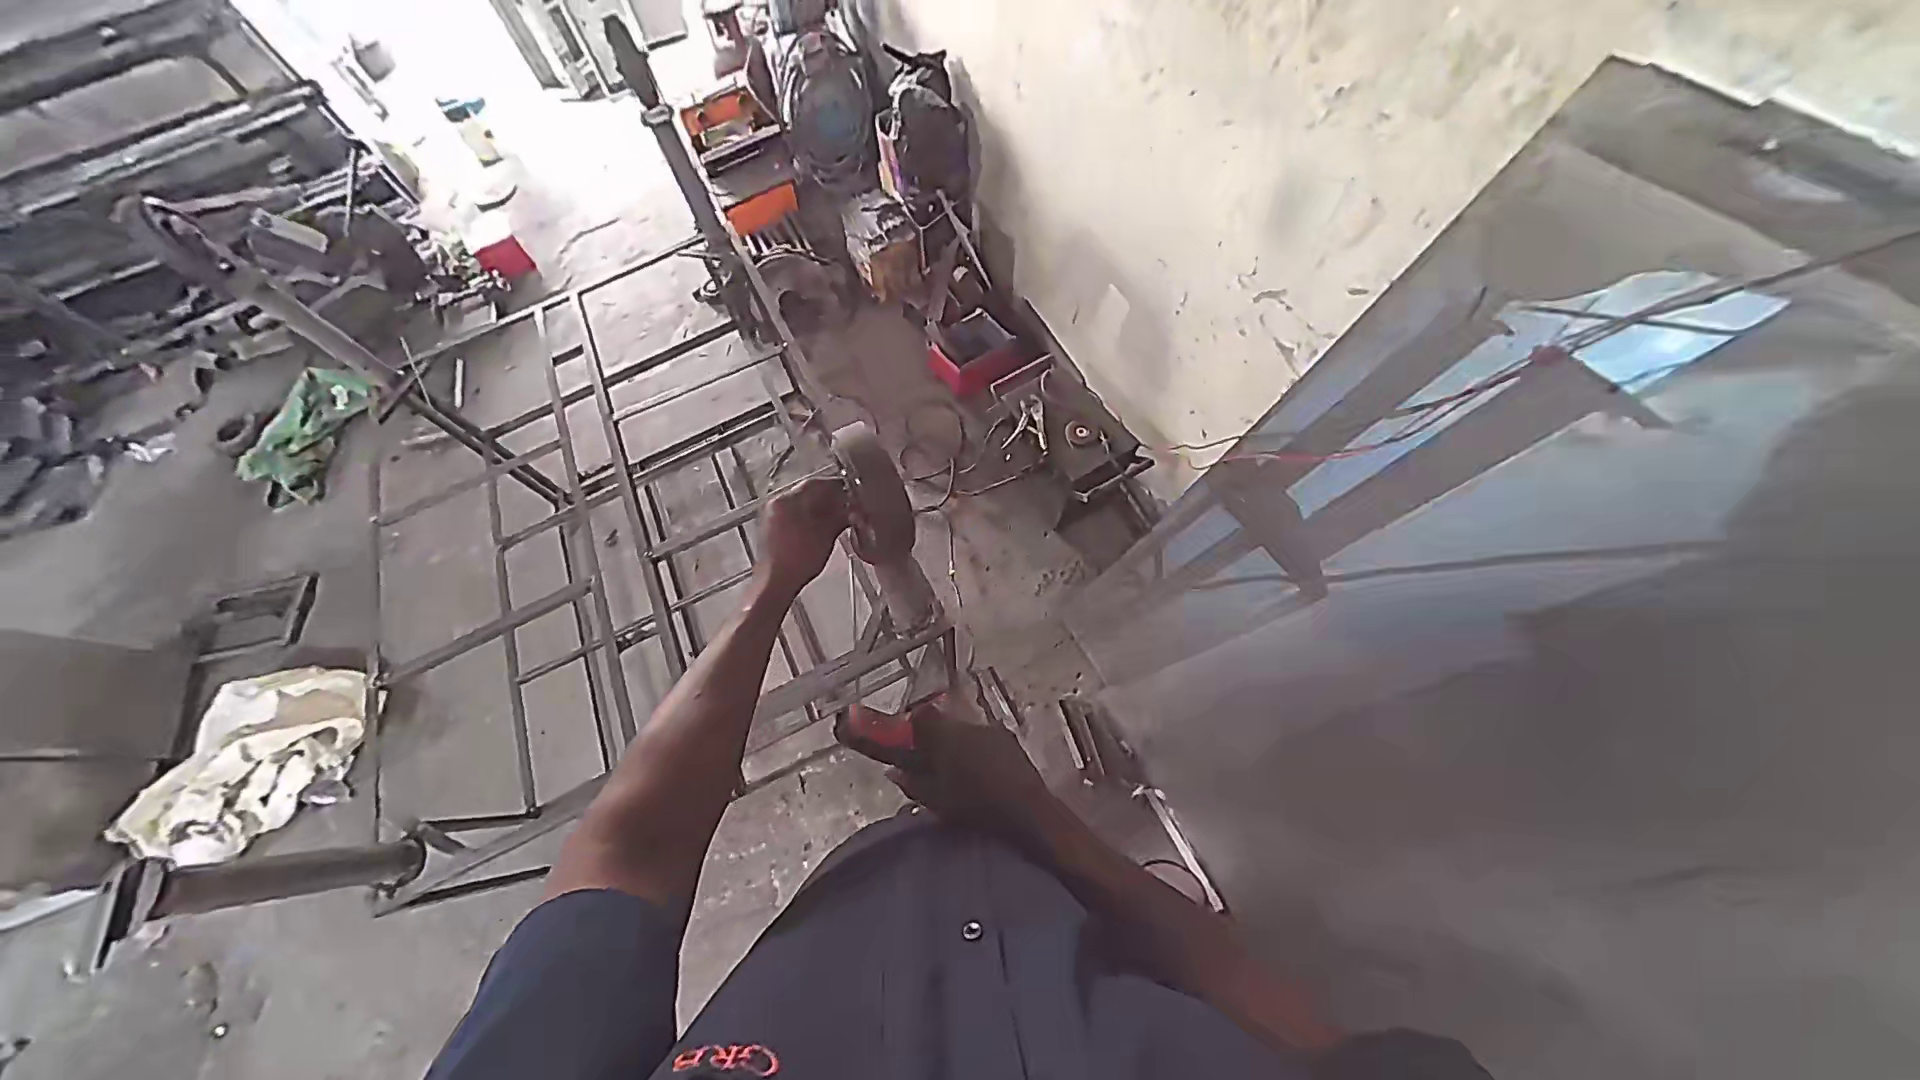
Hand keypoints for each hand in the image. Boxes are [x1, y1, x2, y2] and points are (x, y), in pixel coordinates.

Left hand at [756, 476, 849, 599]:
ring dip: (820, 509)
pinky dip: (810, 518)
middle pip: (808, 492)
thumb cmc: (796, 562)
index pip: (816, 483)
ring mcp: (772, 516)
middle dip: (829, 498)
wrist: (776, 583)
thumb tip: (851, 508)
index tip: (849, 492)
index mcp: (787, 501)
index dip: (836, 486)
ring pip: (802, 504)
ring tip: (837, 519)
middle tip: (847, 505)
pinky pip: (795, 515)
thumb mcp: (826, 535)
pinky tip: (822, 529)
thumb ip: (840, 516)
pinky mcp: (772, 528)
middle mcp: (776, 504)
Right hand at [884, 697, 1056, 844]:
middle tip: (936, 765)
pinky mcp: (1010, 740)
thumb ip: (912, 782)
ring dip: (961, 746)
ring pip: (966, 732)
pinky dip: (980, 751)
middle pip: (945, 724)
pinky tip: (984, 773)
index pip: (921, 716)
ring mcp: (992, 730)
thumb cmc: (973, 804)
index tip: (912, 745)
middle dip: (938, 740)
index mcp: (944, 735)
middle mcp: (967, 725)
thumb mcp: (934, 799)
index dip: (915, 729)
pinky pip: (986, 740)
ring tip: (962, 773)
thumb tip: (894, 772)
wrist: (1025, 809)